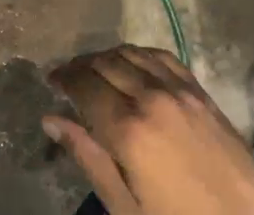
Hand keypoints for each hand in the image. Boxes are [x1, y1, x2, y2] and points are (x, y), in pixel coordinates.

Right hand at [44, 45, 253, 214]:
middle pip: (104, 63)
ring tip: (96, 70)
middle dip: (81, 66)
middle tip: (68, 77)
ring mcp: (180, 92)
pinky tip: (133, 65)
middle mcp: (151, 98)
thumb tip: (51, 119)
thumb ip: (88, 157)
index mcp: (128, 128)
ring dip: (107, 57)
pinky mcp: (202, 94)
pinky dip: (140, 54)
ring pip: (131, 54)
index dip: (63, 78)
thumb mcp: (126, 206)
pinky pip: (163, 58)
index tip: (51, 81)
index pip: (83, 84)